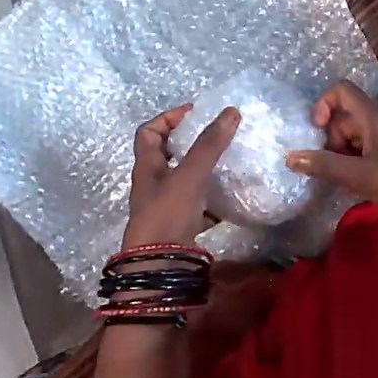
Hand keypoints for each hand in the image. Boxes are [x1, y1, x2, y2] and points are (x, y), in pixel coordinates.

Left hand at [123, 103, 238, 248]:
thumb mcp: (189, 175)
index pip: (148, 132)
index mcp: (147, 167)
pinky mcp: (180, 226)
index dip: (168, 118)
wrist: (160, 266)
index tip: (195, 114)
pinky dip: (213, 200)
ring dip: (204, 171)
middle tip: (217, 137)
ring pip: (184, 181)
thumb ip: (209, 145)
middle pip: (167, 155)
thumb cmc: (167, 214)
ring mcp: (166, 206)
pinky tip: (231, 199)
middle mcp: (153, 184)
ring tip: (228, 163)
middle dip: (190, 144)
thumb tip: (231, 111)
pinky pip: (198, 206)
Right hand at [285, 82, 377, 210]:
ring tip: (340, 174)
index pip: (341, 90)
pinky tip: (351, 177)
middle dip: (330, 137)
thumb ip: (324, 165)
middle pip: (343, 116)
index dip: (324, 104)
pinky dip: (352, 156)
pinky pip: (363, 144)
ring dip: (340, 150)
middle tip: (330, 162)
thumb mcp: (356, 174)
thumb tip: (291, 157)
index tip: (319, 129)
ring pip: (352, 133)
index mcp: (371, 117)